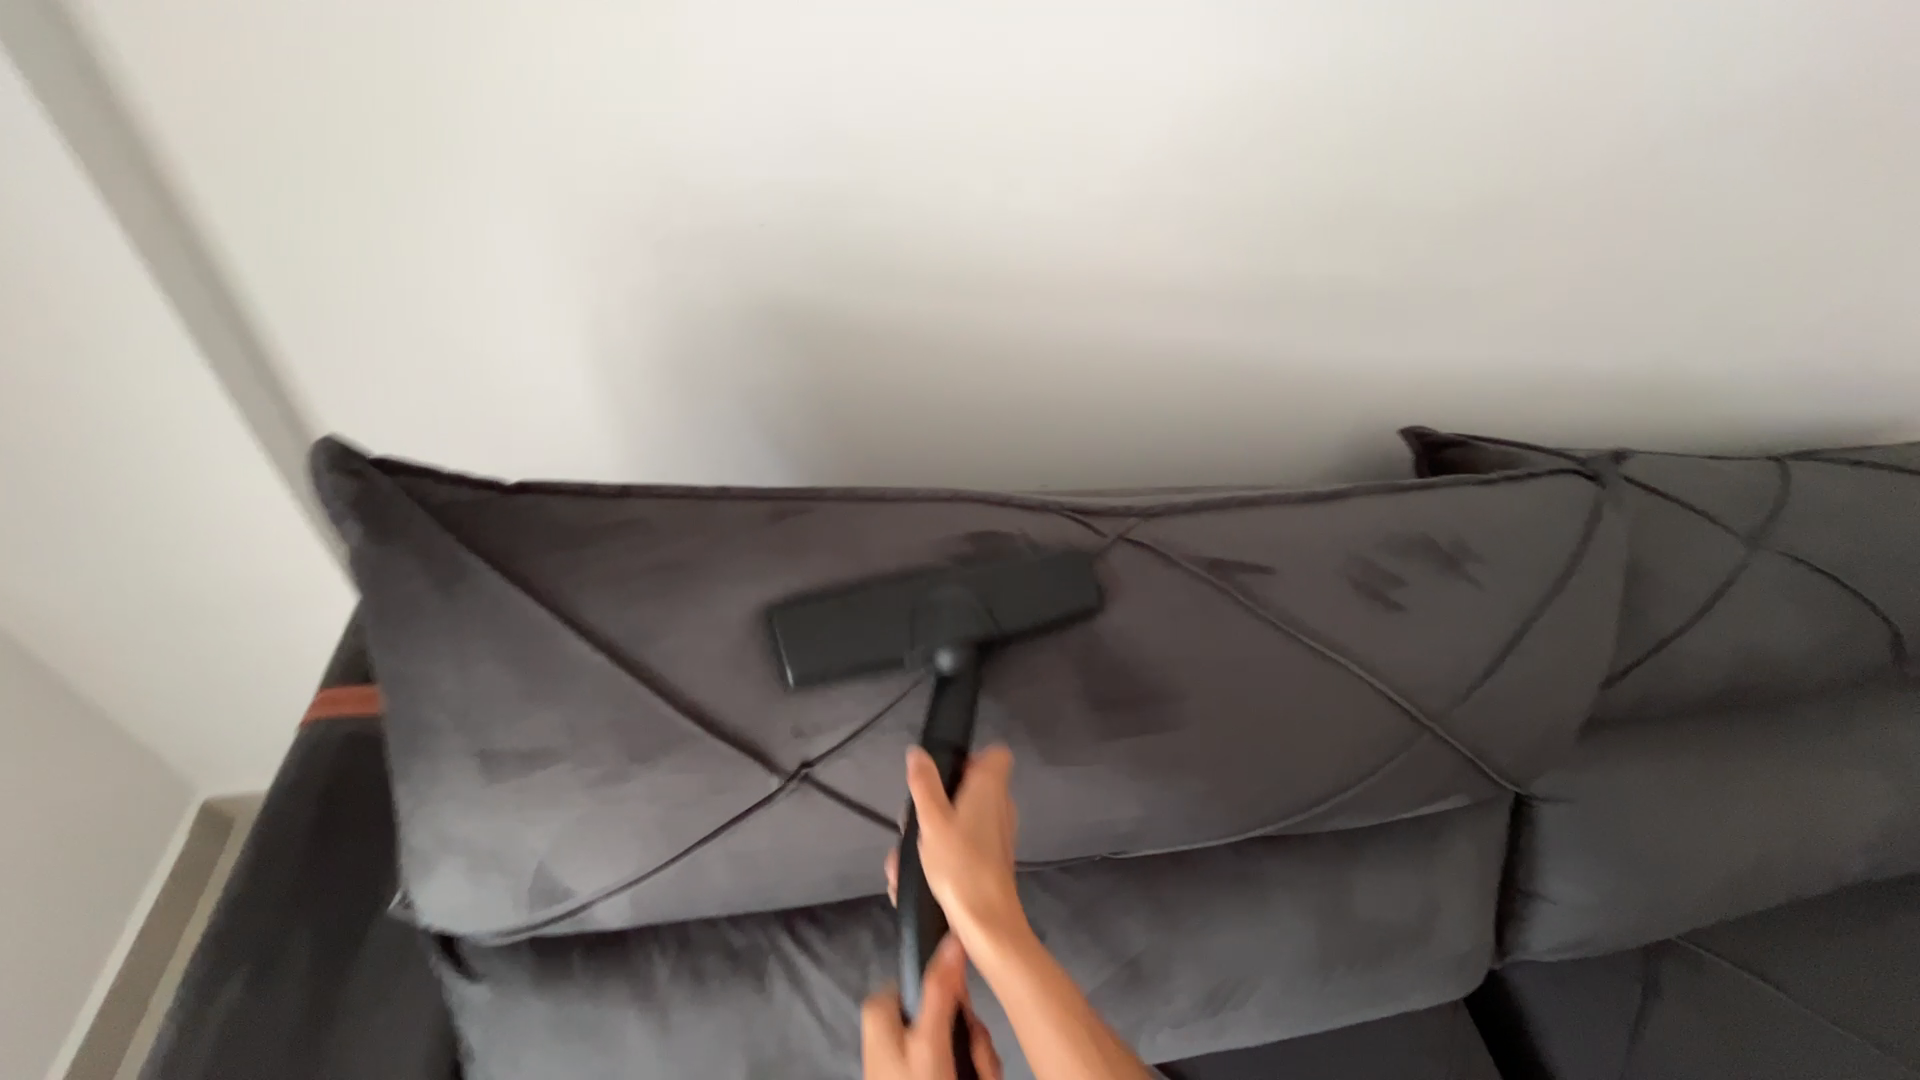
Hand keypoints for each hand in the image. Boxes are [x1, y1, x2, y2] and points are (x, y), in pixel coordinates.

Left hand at [863, 936, 1002, 1079]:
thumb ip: (942, 988)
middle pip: (947, 1010)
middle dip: (972, 1037)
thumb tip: (954, 935)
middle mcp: (890, 1027)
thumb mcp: (930, 1041)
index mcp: (881, 1008)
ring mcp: (905, 1056)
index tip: (970, 1015)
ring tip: (980, 1077)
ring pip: (956, 1037)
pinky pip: (952, 1061)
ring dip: (977, 1059)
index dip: (954, 995)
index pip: (927, 977)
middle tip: (978, 1061)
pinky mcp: (920, 1076)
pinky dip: (970, 1073)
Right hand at [886, 745, 1027, 950]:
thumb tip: (918, 752)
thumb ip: (924, 783)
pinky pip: (964, 844)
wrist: (986, 920)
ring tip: (909, 855)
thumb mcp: (931, 820)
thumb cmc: (959, 864)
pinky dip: (942, 853)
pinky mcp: (991, 859)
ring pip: (961, 819)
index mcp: (990, 787)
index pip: (996, 754)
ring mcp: (998, 834)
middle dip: (937, 801)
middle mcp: (1000, 806)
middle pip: (970, 788)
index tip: (944, 775)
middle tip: (915, 821)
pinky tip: (919, 874)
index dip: (971, 758)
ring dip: (932, 833)